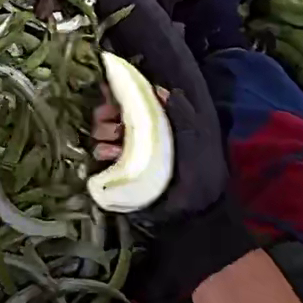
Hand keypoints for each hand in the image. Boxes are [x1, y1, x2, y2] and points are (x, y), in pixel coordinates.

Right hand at [94, 81, 254, 302]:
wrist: (193, 213)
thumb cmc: (200, 173)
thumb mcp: (197, 138)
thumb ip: (182, 114)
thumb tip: (163, 89)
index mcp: (160, 122)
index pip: (133, 100)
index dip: (119, 96)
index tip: (112, 97)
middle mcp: (142, 133)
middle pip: (113, 114)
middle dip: (106, 116)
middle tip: (110, 124)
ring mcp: (129, 152)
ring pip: (103, 133)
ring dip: (103, 133)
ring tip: (112, 143)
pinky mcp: (120, 170)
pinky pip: (102, 155)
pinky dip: (102, 152)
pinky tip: (109, 156)